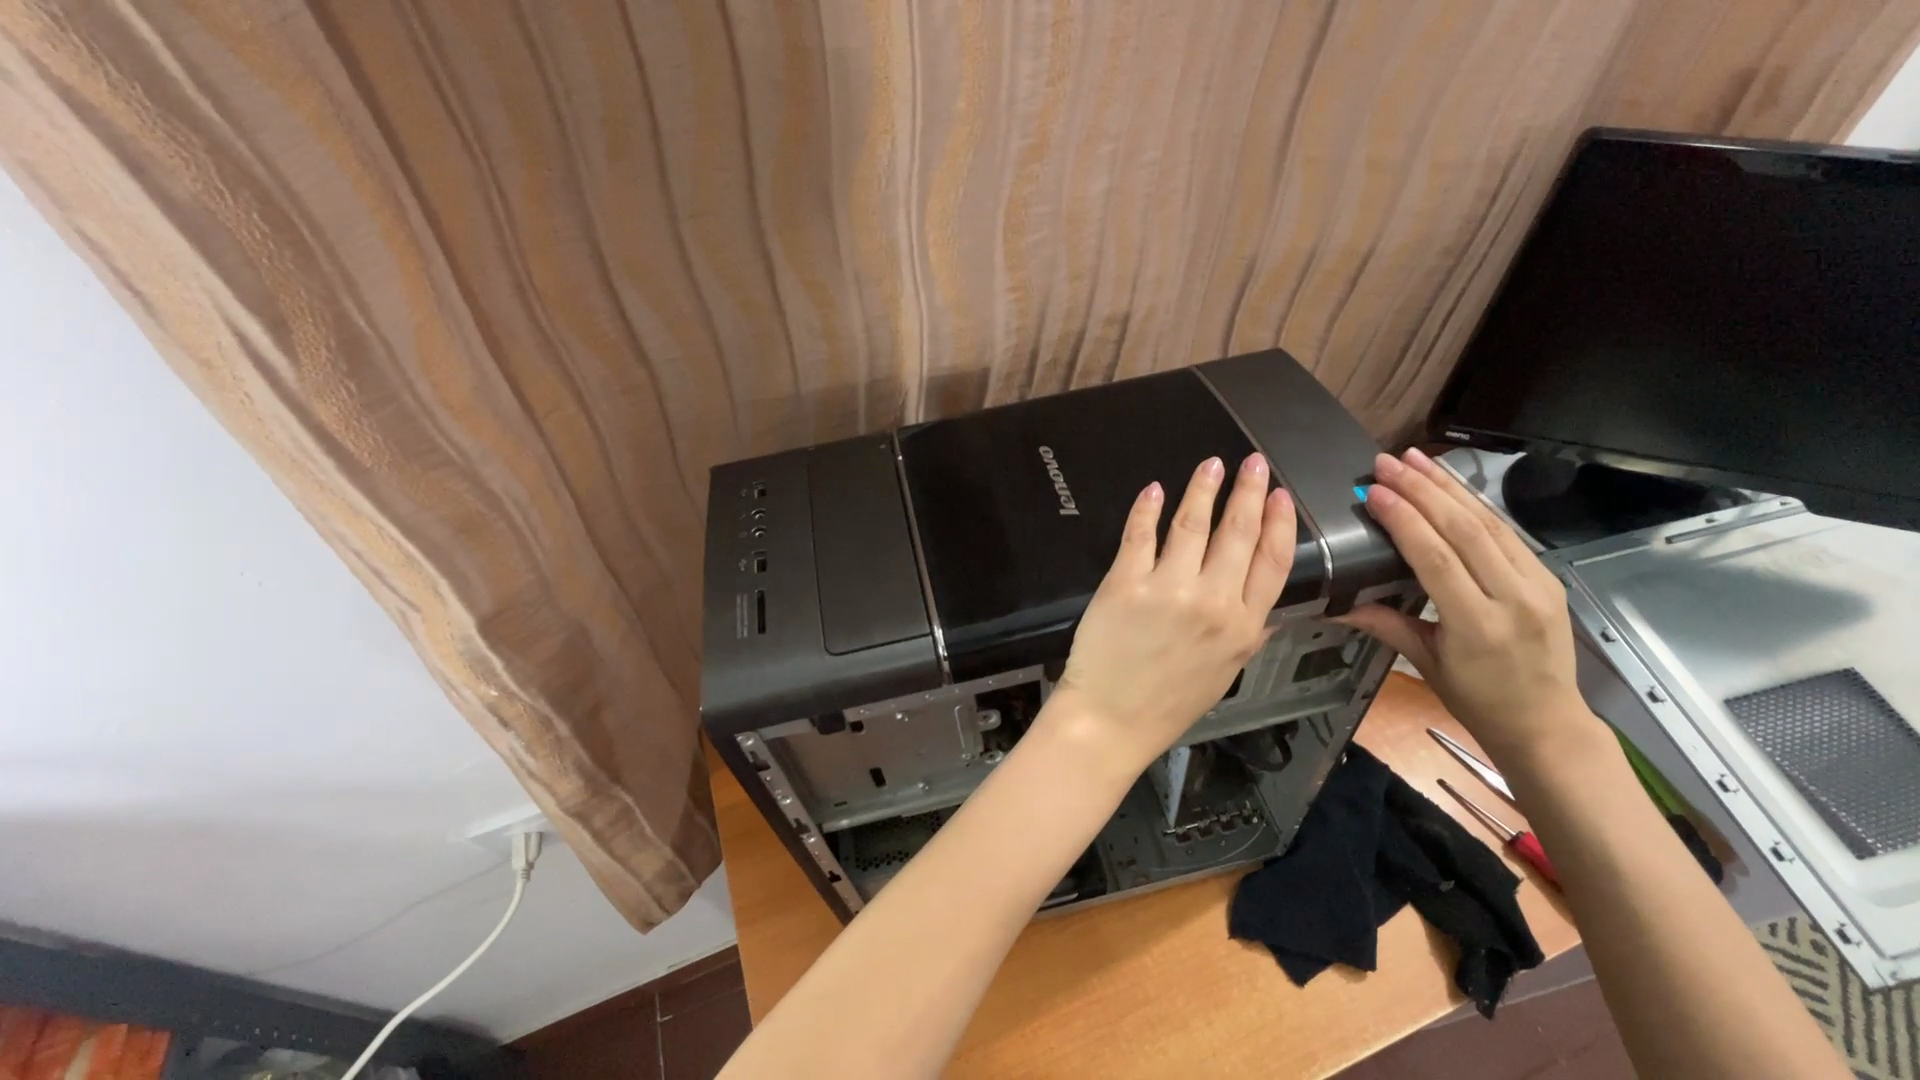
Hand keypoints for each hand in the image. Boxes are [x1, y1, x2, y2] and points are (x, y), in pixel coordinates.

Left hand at [1047, 453, 1297, 777]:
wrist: (1111, 721)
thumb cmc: (1167, 703)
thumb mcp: (1224, 674)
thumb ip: (1247, 636)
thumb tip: (1266, 610)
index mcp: (1243, 627)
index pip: (1274, 561)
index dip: (1279, 522)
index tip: (1280, 495)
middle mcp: (1213, 603)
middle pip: (1238, 533)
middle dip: (1248, 491)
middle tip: (1252, 463)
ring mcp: (1168, 590)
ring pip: (1192, 525)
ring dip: (1203, 489)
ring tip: (1210, 465)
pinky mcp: (1125, 584)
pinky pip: (1140, 535)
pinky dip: (1148, 508)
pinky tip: (1155, 489)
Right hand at [1339, 448, 1600, 763]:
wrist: (1547, 723)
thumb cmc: (1478, 701)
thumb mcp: (1427, 664)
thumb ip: (1385, 624)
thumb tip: (1335, 604)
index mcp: (1478, 625)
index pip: (1437, 557)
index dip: (1404, 520)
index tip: (1373, 492)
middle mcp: (1514, 597)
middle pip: (1465, 529)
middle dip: (1423, 489)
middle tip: (1387, 462)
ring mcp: (1538, 584)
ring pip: (1489, 522)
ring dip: (1449, 486)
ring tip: (1415, 459)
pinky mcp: (1547, 577)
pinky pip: (1506, 533)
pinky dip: (1474, 504)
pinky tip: (1449, 486)